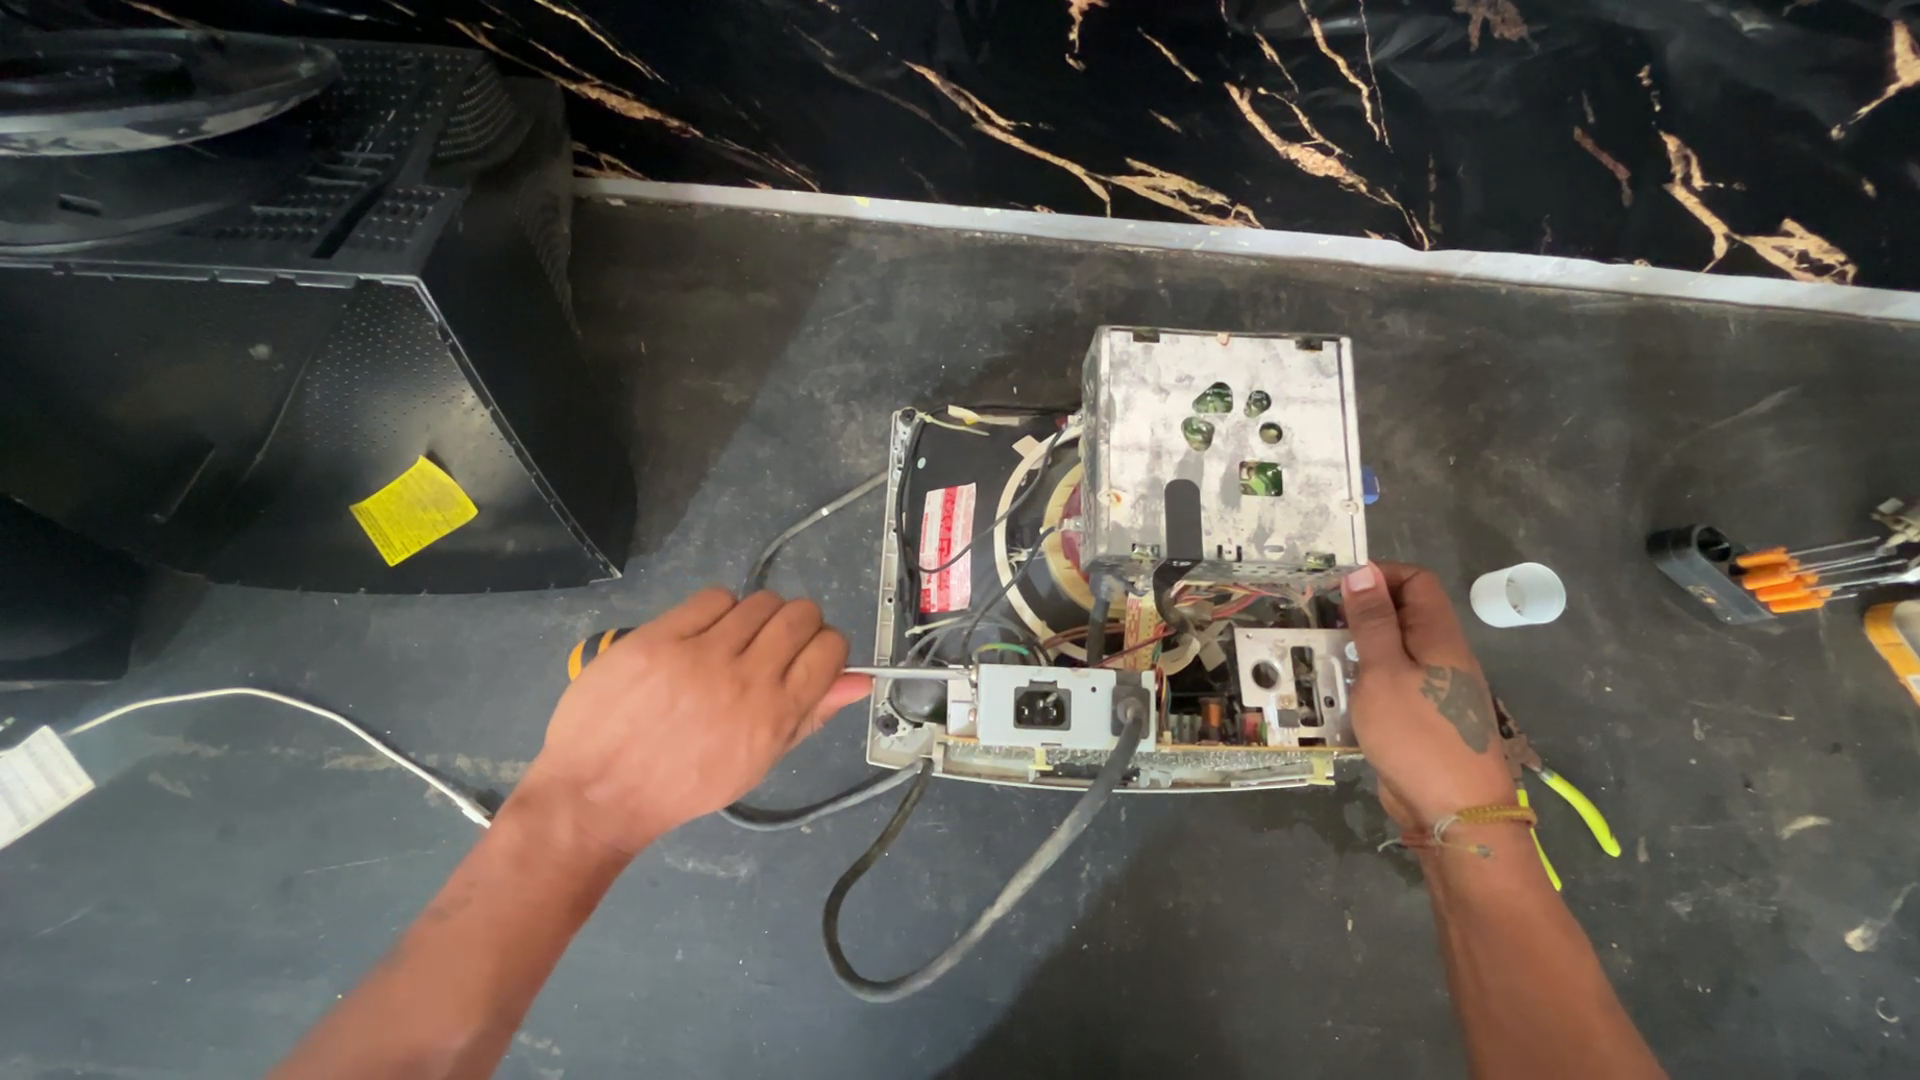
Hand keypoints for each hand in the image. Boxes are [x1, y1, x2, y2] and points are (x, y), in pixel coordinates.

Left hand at [517, 588, 874, 854]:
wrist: (599, 792)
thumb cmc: (685, 785)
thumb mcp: (758, 761)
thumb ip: (811, 715)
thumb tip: (859, 680)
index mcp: (774, 714)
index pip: (829, 649)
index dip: (827, 646)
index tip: (810, 655)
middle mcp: (745, 678)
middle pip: (800, 615)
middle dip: (799, 624)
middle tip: (773, 646)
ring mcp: (699, 654)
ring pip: (760, 602)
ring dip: (758, 617)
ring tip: (734, 641)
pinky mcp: (660, 636)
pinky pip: (714, 598)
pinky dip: (719, 610)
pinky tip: (704, 633)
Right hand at [1340, 562, 1513, 827]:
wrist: (1456, 812)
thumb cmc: (1417, 736)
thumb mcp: (1384, 673)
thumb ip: (1373, 622)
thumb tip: (1362, 572)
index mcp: (1440, 637)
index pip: (1416, 581)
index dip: (1379, 575)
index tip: (1337, 589)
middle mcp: (1442, 656)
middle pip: (1405, 613)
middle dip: (1362, 610)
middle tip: (1319, 621)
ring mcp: (1434, 688)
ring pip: (1395, 649)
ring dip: (1359, 646)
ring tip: (1320, 654)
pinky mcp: (1422, 716)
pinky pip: (1392, 681)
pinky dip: (1364, 677)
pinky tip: (1338, 691)